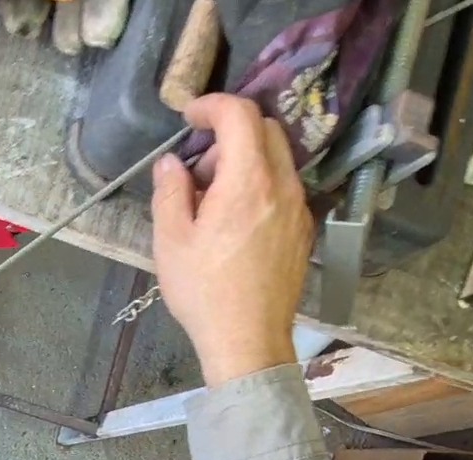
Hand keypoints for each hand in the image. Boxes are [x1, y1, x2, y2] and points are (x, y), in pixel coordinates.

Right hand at [151, 94, 313, 385]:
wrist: (247, 339)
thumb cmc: (204, 293)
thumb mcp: (171, 243)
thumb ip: (169, 193)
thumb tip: (171, 164)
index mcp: (247, 182)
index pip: (239, 115)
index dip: (212, 105)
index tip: (189, 117)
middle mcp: (282, 186)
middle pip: (264, 130)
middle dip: (228, 136)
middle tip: (198, 171)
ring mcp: (298, 208)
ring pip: (277, 159)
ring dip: (244, 163)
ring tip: (212, 204)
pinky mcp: (302, 230)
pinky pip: (283, 189)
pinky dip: (259, 187)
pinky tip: (234, 225)